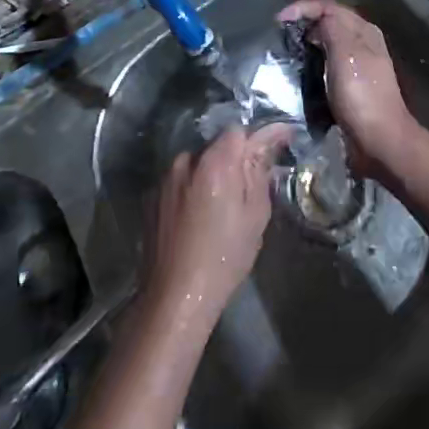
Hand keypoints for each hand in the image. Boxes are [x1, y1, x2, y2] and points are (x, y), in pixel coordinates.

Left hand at [147, 123, 292, 321]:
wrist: (175, 297)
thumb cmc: (224, 258)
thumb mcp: (255, 216)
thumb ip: (259, 173)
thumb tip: (266, 146)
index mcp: (214, 163)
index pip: (239, 131)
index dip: (258, 138)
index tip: (277, 146)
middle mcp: (186, 161)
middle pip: (217, 146)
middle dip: (234, 160)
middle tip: (248, 187)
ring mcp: (165, 178)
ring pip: (197, 164)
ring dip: (211, 175)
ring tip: (221, 207)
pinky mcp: (152, 196)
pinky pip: (180, 181)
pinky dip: (192, 190)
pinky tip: (198, 219)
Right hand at [275, 0, 418, 160]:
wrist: (380, 141)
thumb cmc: (361, 95)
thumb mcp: (346, 54)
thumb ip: (332, 28)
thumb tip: (316, 18)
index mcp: (364, 32)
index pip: (330, 7)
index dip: (303, 8)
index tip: (279, 21)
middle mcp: (363, 44)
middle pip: (329, 23)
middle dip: (305, 24)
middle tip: (281, 36)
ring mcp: (358, 65)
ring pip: (328, 44)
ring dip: (308, 44)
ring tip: (287, 52)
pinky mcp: (351, 86)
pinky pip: (328, 65)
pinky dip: (313, 63)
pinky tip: (301, 73)